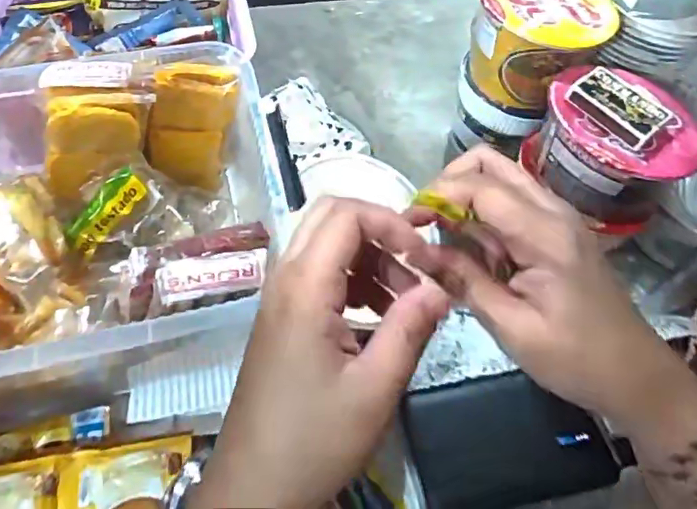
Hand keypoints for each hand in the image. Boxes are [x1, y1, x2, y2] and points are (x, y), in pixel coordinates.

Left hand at [194, 197, 451, 508]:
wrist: (255, 483)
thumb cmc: (315, 438)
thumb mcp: (374, 390)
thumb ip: (409, 329)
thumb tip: (441, 287)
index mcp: (304, 284)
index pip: (346, 214)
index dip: (390, 222)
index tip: (425, 257)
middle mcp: (285, 274)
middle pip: (331, 217)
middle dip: (379, 231)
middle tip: (415, 268)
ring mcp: (279, 292)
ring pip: (325, 242)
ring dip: (368, 258)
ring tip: (405, 303)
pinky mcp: (281, 311)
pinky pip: (318, 270)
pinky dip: (352, 278)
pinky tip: (378, 317)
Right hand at [408, 147, 683, 423]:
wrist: (640, 379)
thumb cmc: (578, 359)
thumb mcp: (512, 328)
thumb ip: (463, 281)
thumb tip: (416, 250)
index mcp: (544, 232)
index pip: (479, 185)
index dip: (436, 195)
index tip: (409, 221)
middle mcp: (552, 209)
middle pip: (488, 161)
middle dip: (448, 182)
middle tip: (427, 220)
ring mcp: (557, 214)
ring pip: (499, 174)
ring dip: (465, 194)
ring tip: (448, 236)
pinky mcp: (557, 226)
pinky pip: (510, 197)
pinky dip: (482, 209)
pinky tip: (475, 248)